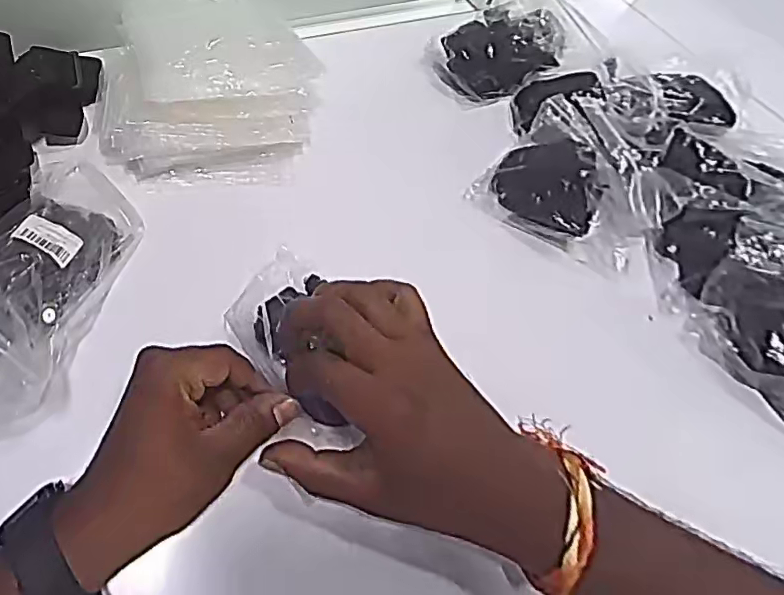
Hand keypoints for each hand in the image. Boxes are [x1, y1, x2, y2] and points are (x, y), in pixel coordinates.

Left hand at [51, 345, 298, 588]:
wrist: (112, 517)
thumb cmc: (148, 489)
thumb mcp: (218, 454)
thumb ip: (255, 422)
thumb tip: (279, 404)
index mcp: (167, 368)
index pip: (228, 359)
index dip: (258, 385)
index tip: (276, 406)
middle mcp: (154, 366)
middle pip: (215, 368)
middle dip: (240, 399)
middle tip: (261, 428)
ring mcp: (148, 381)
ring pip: (203, 382)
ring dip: (224, 409)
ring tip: (232, 444)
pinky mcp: (147, 398)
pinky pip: (187, 393)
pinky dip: (205, 416)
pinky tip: (211, 445)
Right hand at [258, 281, 569, 575]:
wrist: (507, 488)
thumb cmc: (448, 493)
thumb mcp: (371, 493)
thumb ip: (314, 472)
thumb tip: (275, 453)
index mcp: (380, 405)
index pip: (317, 364)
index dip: (296, 372)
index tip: (298, 386)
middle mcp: (396, 365)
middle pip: (331, 311)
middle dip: (298, 318)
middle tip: (291, 338)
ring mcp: (415, 346)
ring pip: (361, 294)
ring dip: (329, 298)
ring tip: (316, 318)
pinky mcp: (430, 340)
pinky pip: (399, 294)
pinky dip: (373, 291)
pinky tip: (360, 310)